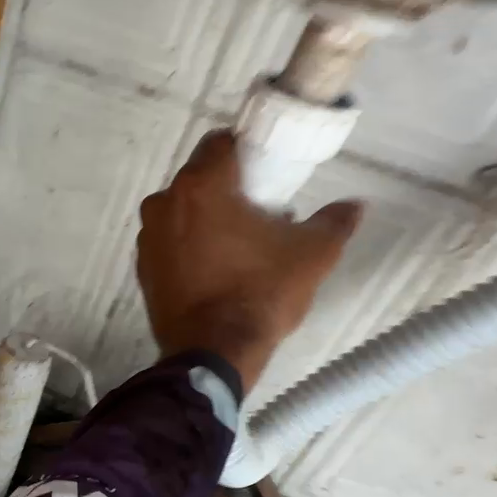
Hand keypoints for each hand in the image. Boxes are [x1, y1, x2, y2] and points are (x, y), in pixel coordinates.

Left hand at [136, 130, 361, 389]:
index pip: (220, 143)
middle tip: (261, 209)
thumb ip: (334, 221)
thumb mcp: (312, 254)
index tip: (267, 169)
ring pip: (181, 212)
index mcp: (199, 186)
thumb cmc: (260, 293)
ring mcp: (147, 240)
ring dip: (206, 218)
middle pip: (198, 179)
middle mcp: (163, 205)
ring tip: (240, 242)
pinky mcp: (143, 271)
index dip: (246, 150)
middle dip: (227, 187)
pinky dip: (188, 246)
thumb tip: (353, 206)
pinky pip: (170, 244)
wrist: (212, 354)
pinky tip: (216, 267)